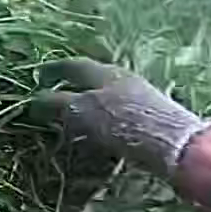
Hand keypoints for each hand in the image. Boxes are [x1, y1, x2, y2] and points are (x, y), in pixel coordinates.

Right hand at [31, 58, 210, 177]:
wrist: (175, 145)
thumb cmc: (121, 121)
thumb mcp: (78, 110)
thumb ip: (53, 102)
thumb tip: (36, 100)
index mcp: (105, 73)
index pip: (72, 66)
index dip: (52, 70)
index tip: (37, 76)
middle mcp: (123, 81)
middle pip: (89, 81)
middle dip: (68, 88)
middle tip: (49, 99)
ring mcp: (139, 100)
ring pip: (101, 99)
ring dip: (82, 107)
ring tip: (67, 120)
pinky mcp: (148, 119)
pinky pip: (113, 115)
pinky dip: (96, 120)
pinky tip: (90, 133)